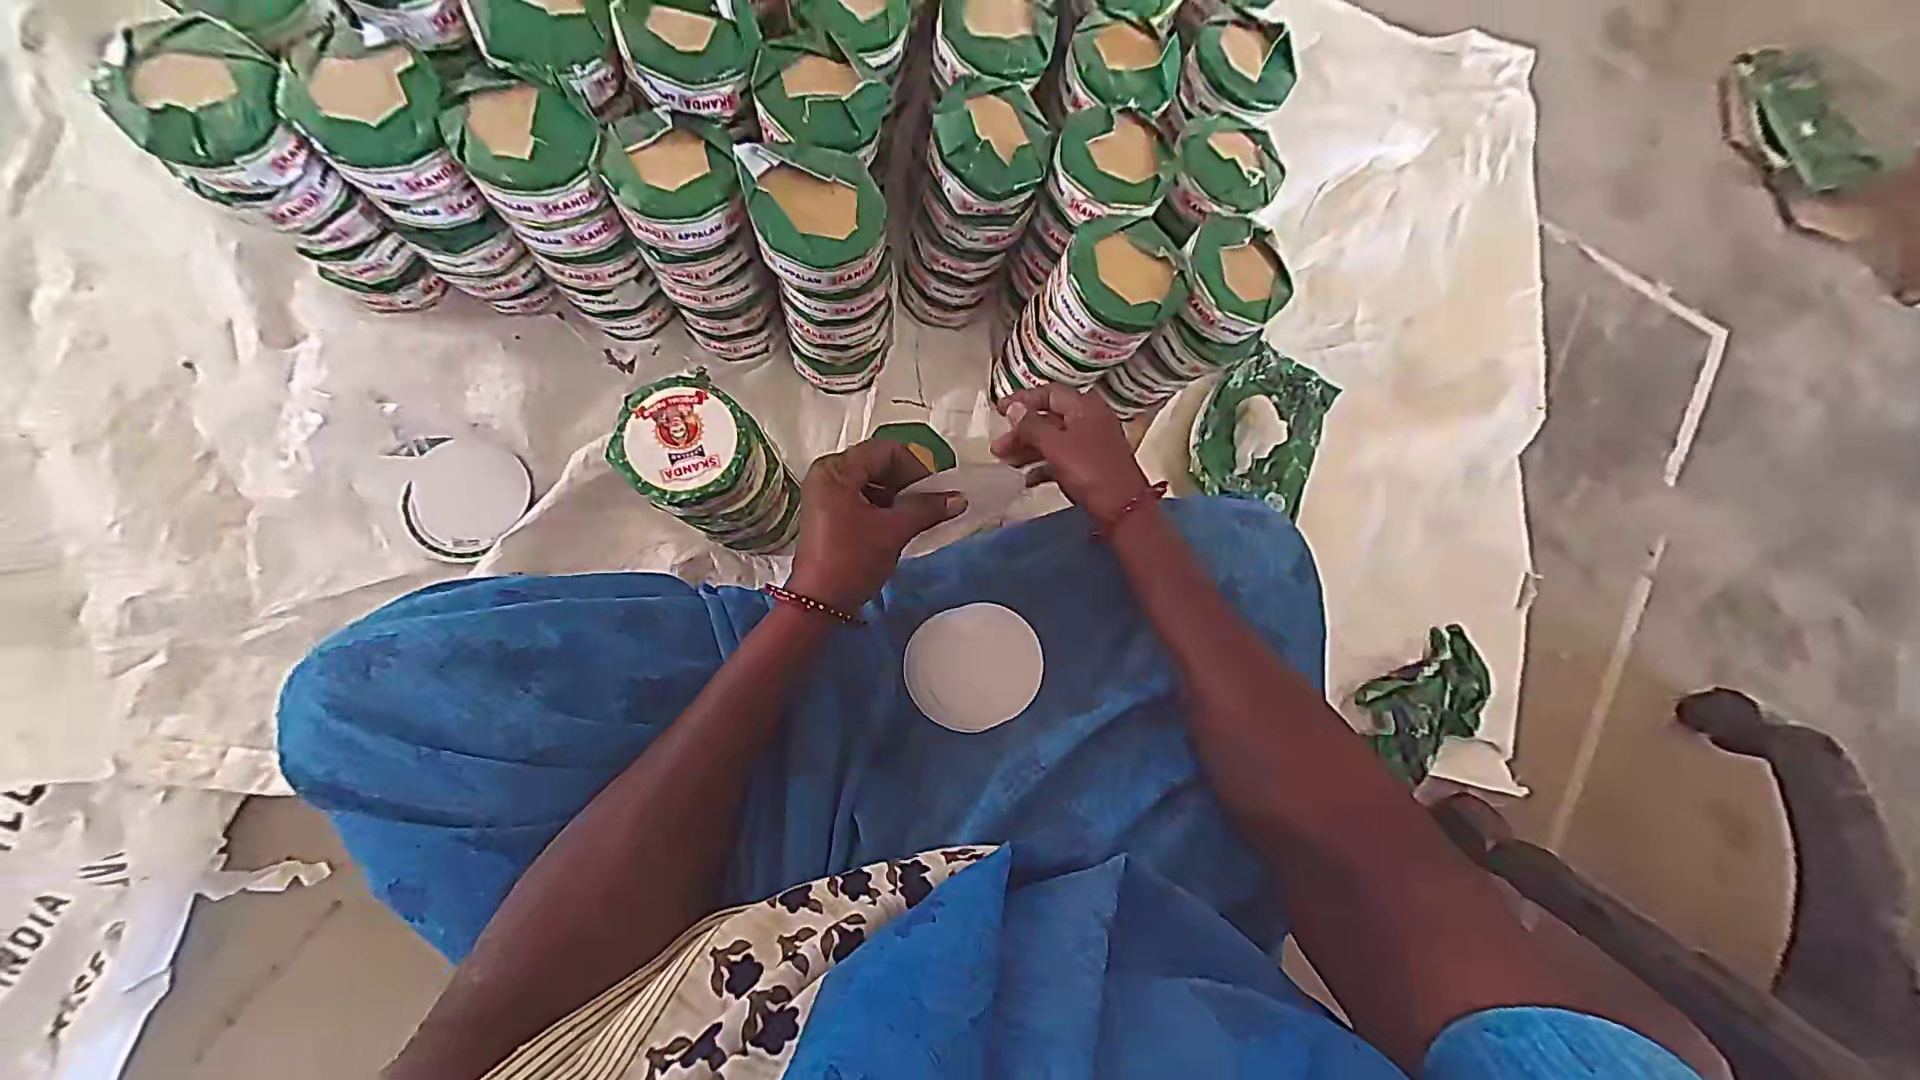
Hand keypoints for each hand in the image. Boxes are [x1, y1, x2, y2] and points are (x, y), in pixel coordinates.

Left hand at [787, 438, 965, 610]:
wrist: (819, 603)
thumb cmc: (853, 560)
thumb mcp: (893, 531)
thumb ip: (927, 508)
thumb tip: (959, 498)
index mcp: (837, 470)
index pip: (887, 451)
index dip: (916, 469)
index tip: (935, 493)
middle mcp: (827, 472)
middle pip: (878, 462)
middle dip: (907, 481)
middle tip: (927, 504)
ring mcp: (825, 491)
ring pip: (872, 479)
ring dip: (897, 494)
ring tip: (912, 516)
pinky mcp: (828, 509)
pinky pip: (862, 494)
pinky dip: (883, 504)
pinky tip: (896, 522)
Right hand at [990, 384, 1151, 521]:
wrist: (1122, 507)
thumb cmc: (1089, 470)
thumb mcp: (1056, 445)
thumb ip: (1032, 425)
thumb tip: (1014, 408)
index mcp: (1084, 407)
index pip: (1049, 393)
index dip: (1022, 400)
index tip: (999, 411)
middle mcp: (1089, 420)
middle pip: (1048, 418)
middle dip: (1021, 432)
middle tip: (998, 447)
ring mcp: (1090, 443)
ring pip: (1053, 440)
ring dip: (1028, 450)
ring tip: (1006, 463)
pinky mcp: (1090, 465)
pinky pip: (1061, 458)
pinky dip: (1043, 466)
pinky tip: (1026, 479)